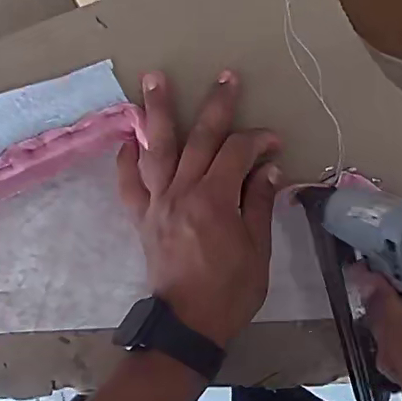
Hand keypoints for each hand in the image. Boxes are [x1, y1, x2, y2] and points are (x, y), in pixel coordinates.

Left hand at [118, 70, 281, 346]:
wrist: (189, 323)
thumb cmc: (232, 290)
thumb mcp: (258, 249)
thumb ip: (258, 203)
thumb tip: (267, 169)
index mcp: (214, 200)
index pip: (238, 154)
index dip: (258, 141)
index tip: (274, 141)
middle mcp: (182, 192)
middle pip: (200, 139)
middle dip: (216, 106)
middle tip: (226, 77)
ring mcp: (157, 203)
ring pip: (156, 149)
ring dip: (157, 112)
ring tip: (153, 79)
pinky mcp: (142, 218)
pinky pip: (129, 183)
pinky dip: (127, 158)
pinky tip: (129, 138)